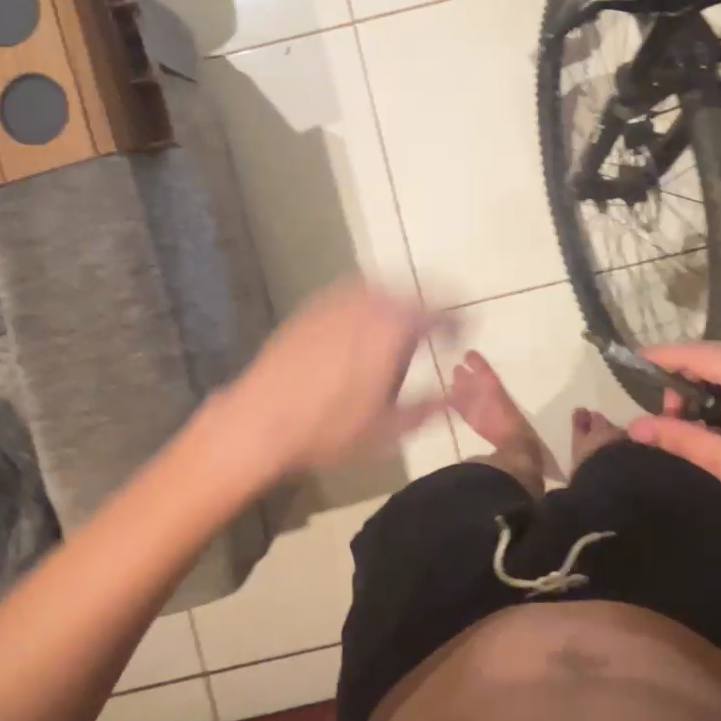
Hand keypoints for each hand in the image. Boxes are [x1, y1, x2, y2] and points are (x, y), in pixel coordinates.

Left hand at [205, 278, 449, 477]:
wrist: (259, 421)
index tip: (461, 336)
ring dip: (395, 305)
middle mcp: (369, 303)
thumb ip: (431, 407)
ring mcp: (337, 300)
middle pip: (410, 295)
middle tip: (431, 335)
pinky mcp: (312, 307)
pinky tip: (359, 333)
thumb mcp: (389, 428)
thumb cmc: (329, 429)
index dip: (456, 322)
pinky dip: (365, 306)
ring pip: (380, 291)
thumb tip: (460, 395)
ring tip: (395, 334)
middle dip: (425, 312)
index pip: (441, 312)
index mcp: (395, 327)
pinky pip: (351, 296)